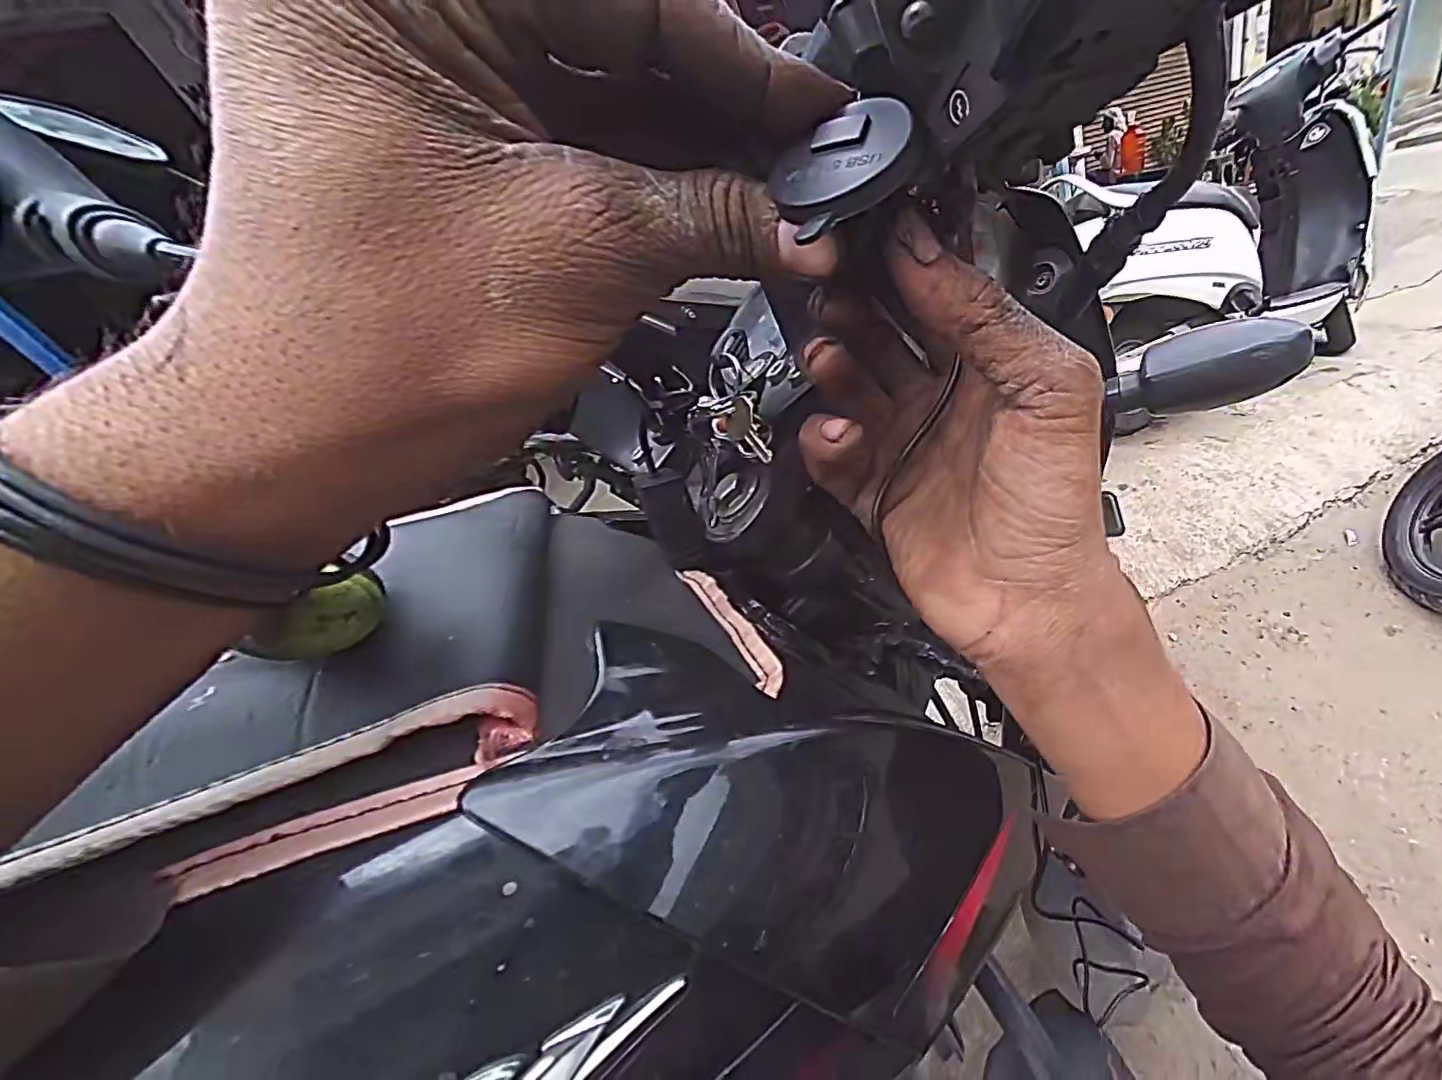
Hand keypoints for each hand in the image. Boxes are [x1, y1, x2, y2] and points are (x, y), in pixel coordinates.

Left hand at [2, 0, 845, 562]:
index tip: (824, 109)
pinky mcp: (496, 154)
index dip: (744, 58)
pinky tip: (753, 212)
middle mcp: (418, 15)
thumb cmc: (391, 338)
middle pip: (631, 39)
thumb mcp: (590, 247)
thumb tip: (813, 220)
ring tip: (802, 196)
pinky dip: (688, 186)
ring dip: (724, 155)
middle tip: (824, 159)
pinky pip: (616, 153)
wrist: (334, 433)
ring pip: (632, 99)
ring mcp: (460, 88)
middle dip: (740, 110)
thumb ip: (716, 212)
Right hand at [795, 211, 1116, 678]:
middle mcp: (948, 398)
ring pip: (850, 382)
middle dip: (855, 307)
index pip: (940, 294)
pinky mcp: (878, 488)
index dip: (905, 265)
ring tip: (829, 357)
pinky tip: (837, 433)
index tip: (869, 243)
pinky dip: (823, 438)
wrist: (1028, 598)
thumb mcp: (1051, 389)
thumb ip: (993, 318)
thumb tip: (929, 257)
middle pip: (884, 331)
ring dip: (831, 362)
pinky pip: (832, 451)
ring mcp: (910, 442)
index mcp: (995, 366)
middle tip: (834, 295)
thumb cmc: (1054, 506)